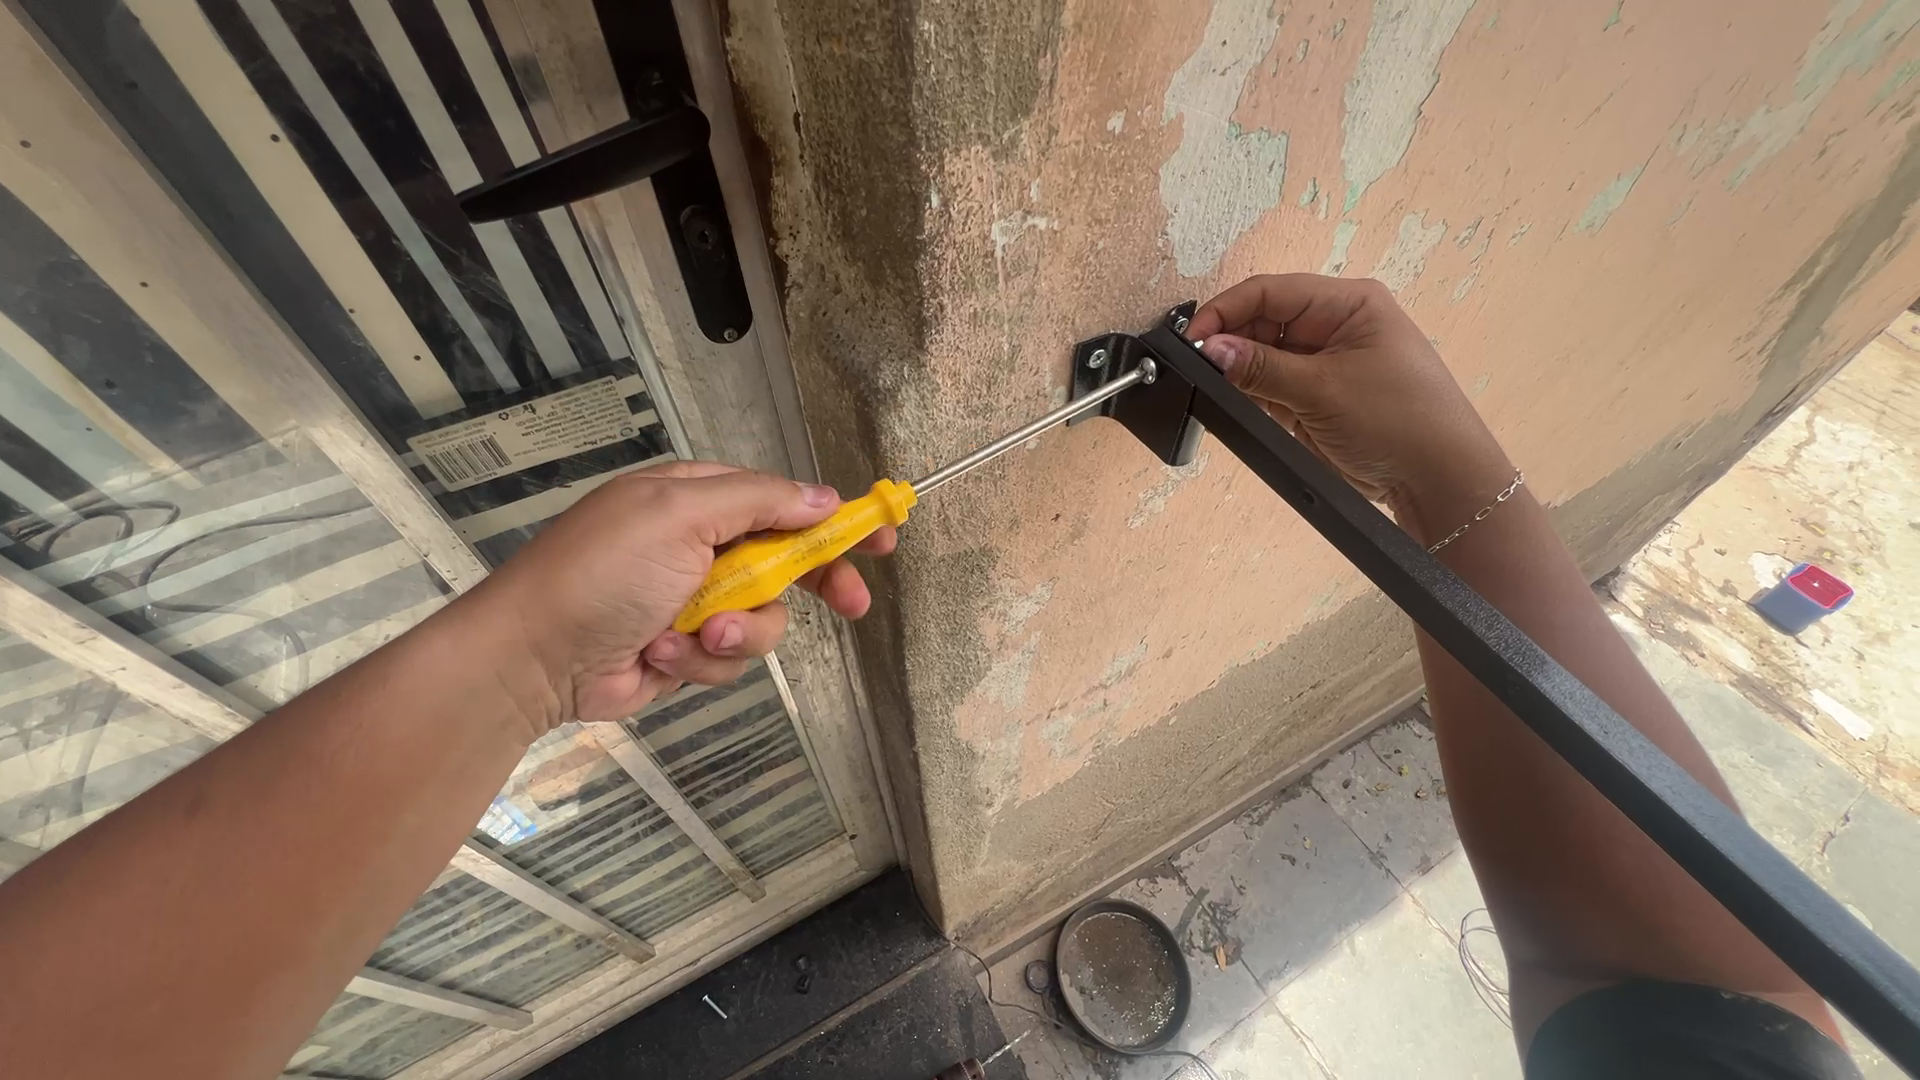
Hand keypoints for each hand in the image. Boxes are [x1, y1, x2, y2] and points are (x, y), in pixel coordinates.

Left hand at [482, 462, 894, 727]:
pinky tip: (658, 654)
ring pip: (766, 618)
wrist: (532, 658)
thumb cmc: (604, 570)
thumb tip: (825, 497)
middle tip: (853, 605)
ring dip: (735, 631)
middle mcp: (705, 546)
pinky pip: (731, 655)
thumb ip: (760, 502)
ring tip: (690, 633)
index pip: (785, 501)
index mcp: (700, 499)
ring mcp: (698, 600)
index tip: (879, 537)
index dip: (834, 519)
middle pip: (789, 562)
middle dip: (816, 584)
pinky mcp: (690, 648)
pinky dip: (700, 658)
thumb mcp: (680, 514)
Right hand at [1185, 274, 1512, 521]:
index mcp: (1346, 305)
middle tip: (1202, 369)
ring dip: (1238, 373)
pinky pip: (1268, 388)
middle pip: (1260, 322)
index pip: (1270, 292)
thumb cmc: (1402, 420)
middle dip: (1229, 343)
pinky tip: (1238, 404)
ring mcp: (1321, 365)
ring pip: (1260, 357)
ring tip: (1223, 390)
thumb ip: (1260, 368)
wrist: (1433, 480)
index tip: (1193, 337)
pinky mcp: (1312, 399)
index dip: (1226, 310)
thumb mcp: (1323, 388)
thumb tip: (1210, 348)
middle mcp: (1332, 328)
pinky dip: (1249, 395)